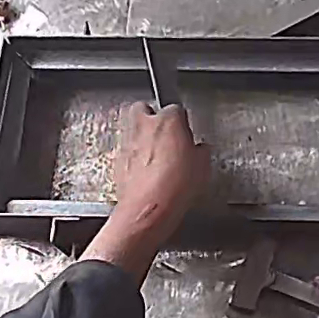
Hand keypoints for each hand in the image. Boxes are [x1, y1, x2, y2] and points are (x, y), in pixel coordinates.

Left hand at [83, 103, 209, 280]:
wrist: (147, 209)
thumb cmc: (174, 186)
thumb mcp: (202, 167)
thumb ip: (200, 152)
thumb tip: (200, 150)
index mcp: (168, 120)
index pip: (176, 110)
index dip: (182, 123)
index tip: (186, 134)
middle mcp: (144, 124)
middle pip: (145, 108)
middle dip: (153, 118)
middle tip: (165, 135)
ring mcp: (127, 141)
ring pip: (131, 128)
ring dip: (141, 136)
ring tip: (154, 155)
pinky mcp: (117, 159)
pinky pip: (125, 150)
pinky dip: (132, 157)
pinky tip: (144, 171)